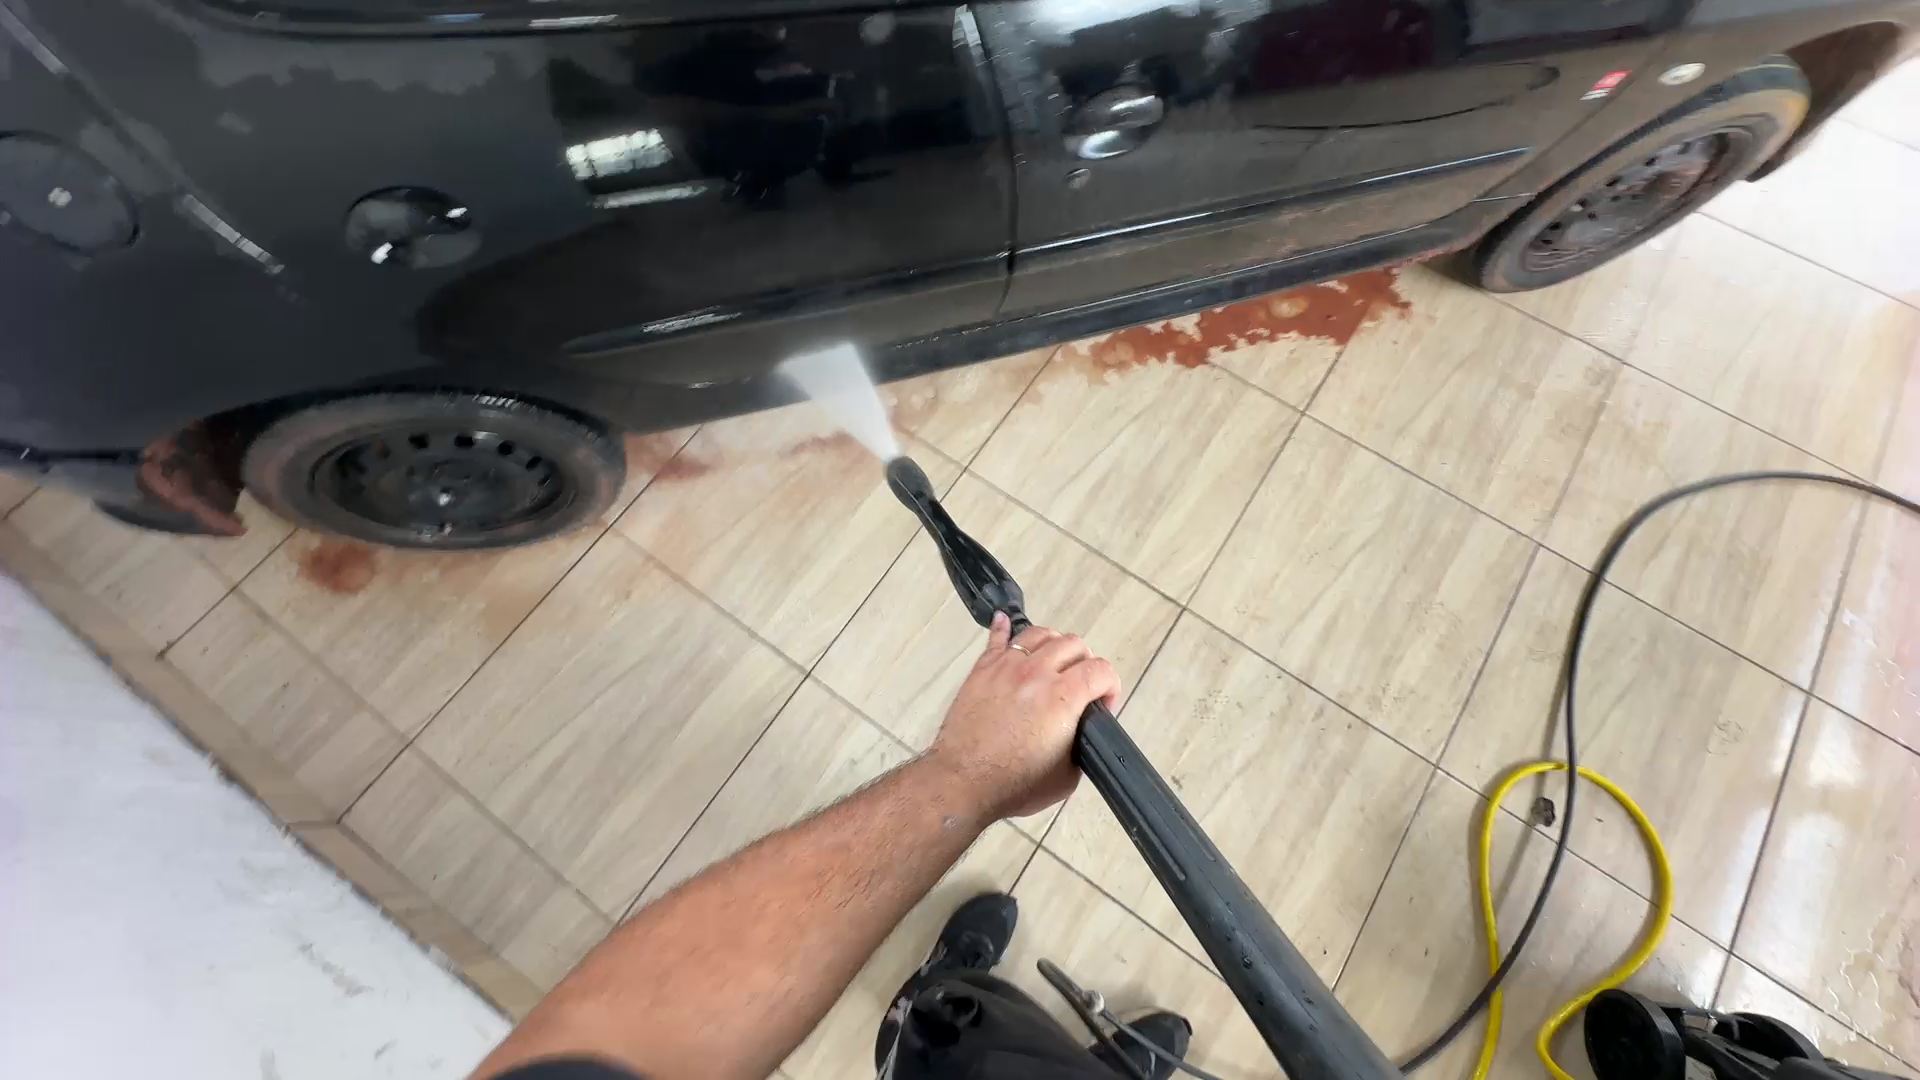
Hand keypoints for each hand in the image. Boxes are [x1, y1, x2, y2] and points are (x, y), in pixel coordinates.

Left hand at [923, 612, 1121, 820]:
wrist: (963, 781)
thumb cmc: (1014, 784)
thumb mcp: (1067, 776)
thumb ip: (1080, 743)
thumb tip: (1078, 730)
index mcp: (1063, 697)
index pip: (1101, 670)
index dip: (1110, 687)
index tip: (1103, 703)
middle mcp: (1036, 672)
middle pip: (1073, 644)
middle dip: (1085, 662)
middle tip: (1081, 685)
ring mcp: (1007, 666)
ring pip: (1039, 634)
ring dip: (1054, 644)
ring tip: (1054, 661)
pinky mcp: (982, 669)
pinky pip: (997, 638)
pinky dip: (1004, 628)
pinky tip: (1006, 622)